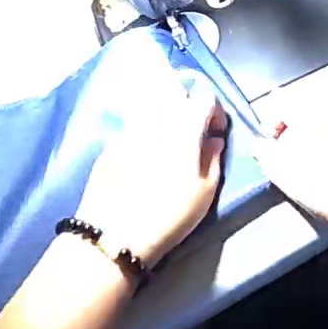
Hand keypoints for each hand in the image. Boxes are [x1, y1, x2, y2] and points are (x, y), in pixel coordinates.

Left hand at [74, 80, 226, 267]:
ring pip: (153, 107)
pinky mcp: (110, 143)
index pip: (206, 97)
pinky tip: (145, 157)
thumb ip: (214, 158)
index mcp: (185, 125)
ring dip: (166, 117)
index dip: (216, 110)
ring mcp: (130, 127)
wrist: (113, 234)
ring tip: (169, 143)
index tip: (216, 131)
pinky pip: (134, 126)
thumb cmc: (169, 213)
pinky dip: (146, 132)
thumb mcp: (205, 190)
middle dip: (190, 108)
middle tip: (194, 133)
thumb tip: (213, 140)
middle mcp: (157, 116)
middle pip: (177, 94)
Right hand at [258, 100, 327, 233]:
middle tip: (286, 156)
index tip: (269, 149)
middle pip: (302, 108)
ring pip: (323, 118)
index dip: (269, 125)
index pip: (280, 103)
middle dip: (290, 128)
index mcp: (314, 105)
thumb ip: (265, 153)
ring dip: (310, 135)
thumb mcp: (284, 172)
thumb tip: (261, 143)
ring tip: (307, 163)